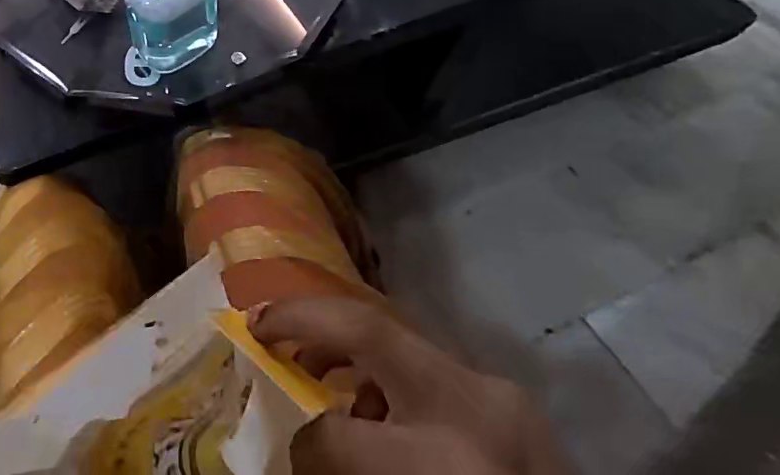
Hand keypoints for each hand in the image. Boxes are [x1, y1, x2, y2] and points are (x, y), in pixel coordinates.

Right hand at [249, 299, 570, 474]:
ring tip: (317, 371)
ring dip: (350, 349)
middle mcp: (476, 416)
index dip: (299, 433)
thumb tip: (300, 442)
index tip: (278, 430)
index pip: (342, 436)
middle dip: (308, 320)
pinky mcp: (515, 402)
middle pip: (373, 331)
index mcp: (442, 467)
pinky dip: (394, 377)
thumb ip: (346, 464)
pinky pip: (433, 368)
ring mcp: (501, 399)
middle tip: (264, 328)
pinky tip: (383, 410)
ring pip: (403, 341)